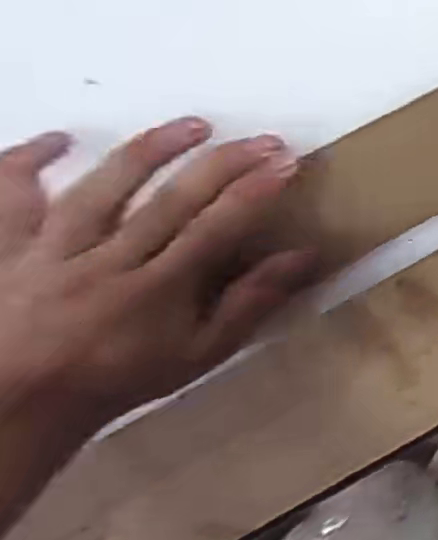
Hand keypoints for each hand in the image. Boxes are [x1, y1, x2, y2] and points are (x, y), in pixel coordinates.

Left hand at [0, 119, 313, 425]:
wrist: (3, 414)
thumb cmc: (114, 379)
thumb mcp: (199, 353)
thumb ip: (251, 302)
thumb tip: (305, 255)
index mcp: (154, 290)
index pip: (216, 227)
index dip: (255, 191)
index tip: (289, 162)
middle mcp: (101, 265)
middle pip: (168, 202)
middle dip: (222, 164)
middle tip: (264, 139)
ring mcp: (41, 257)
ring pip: (97, 192)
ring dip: (148, 152)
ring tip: (191, 125)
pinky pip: (4, 204)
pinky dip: (20, 167)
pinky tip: (53, 141)